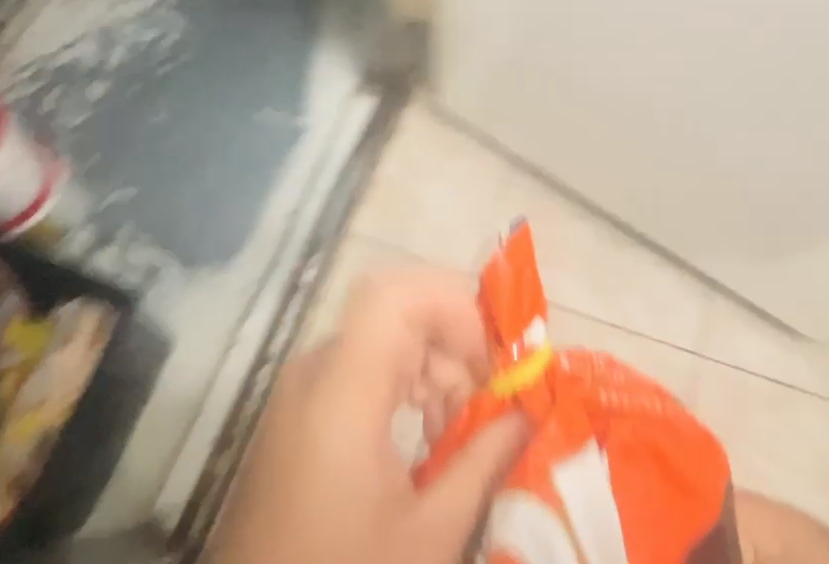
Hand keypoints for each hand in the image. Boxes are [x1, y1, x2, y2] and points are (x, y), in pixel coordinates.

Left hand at [207, 266, 529, 563]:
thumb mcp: (429, 533)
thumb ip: (484, 459)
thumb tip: (529, 413)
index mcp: (343, 390)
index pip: (397, 295)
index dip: (455, 307)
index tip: (496, 361)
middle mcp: (317, 370)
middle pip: (396, 314)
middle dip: (456, 345)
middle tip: (493, 402)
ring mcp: (303, 387)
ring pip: (383, 337)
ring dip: (434, 366)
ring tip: (463, 428)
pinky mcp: (300, 408)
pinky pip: (361, 366)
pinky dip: (405, 383)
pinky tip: (427, 434)